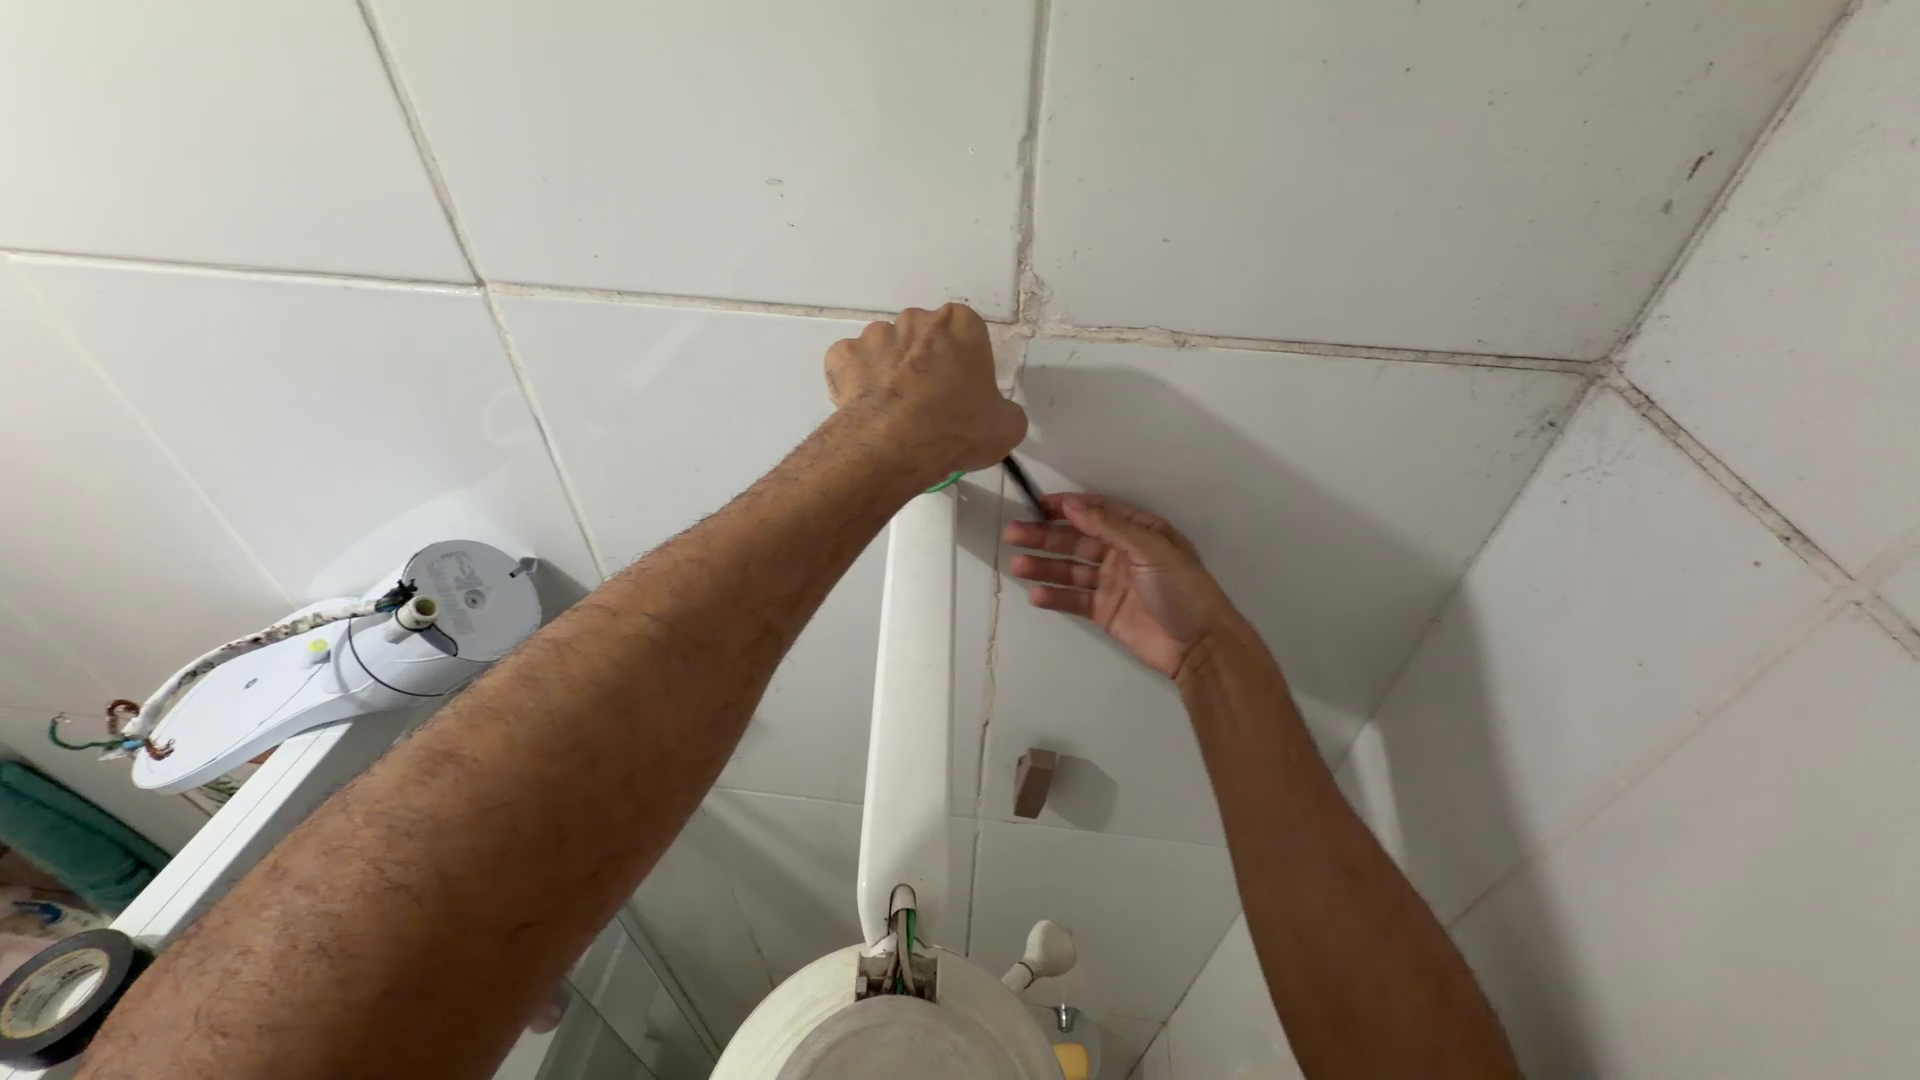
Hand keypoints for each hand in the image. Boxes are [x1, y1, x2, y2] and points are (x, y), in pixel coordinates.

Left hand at [825, 304, 1026, 479]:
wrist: (897, 444)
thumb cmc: (959, 427)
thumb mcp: (1006, 426)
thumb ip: (1003, 410)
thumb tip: (994, 416)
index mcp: (961, 324)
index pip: (967, 336)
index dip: (964, 366)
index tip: (963, 394)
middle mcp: (916, 319)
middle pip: (924, 339)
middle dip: (925, 364)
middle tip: (929, 405)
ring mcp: (875, 335)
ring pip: (886, 351)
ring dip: (890, 372)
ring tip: (896, 413)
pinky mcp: (842, 357)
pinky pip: (851, 366)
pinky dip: (856, 384)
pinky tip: (867, 409)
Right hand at [1004, 494, 1240, 678]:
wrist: (1200, 645)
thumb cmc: (1182, 588)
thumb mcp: (1150, 549)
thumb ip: (1109, 526)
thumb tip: (1072, 504)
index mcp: (1139, 532)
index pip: (1096, 513)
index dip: (1067, 508)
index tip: (1036, 506)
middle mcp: (1122, 554)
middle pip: (1077, 541)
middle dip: (1045, 537)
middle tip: (1014, 534)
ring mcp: (1112, 584)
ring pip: (1071, 569)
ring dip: (1044, 566)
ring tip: (1017, 565)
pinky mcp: (1105, 612)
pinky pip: (1074, 599)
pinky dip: (1055, 596)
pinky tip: (1036, 595)